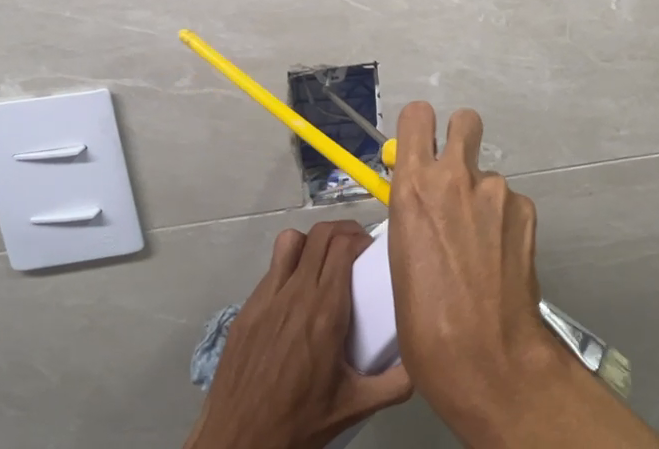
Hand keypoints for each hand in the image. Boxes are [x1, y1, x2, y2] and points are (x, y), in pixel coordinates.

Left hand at [186, 220, 411, 448]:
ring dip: (312, 243)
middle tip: (358, 251)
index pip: (344, 246)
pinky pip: (271, 271)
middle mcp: (295, 296)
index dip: (361, 239)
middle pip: (321, 234)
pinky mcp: (245, 312)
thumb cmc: (299, 423)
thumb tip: (424, 363)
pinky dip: (289, 268)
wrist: (235, 445)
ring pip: (290, 242)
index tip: (373, 254)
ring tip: (326, 263)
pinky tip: (297, 298)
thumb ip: (396, 384)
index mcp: (325, 311)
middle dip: (344, 232)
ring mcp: (265, 301)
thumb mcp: (356, 406)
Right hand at [385, 103, 566, 433]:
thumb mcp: (401, 259)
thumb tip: (426, 208)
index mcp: (414, 188)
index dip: (420, 127)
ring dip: (484, 198)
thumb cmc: (424, 321)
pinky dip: (505, 223)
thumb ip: (416, 216)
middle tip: (457, 178)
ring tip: (479, 247)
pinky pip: (511, 205)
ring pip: (489, 176)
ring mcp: (497, 192)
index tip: (421, 145)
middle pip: (465, 121)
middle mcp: (456, 177)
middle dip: (460, 138)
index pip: (417, 117)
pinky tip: (500, 260)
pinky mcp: (526, 210)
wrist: (485, 354)